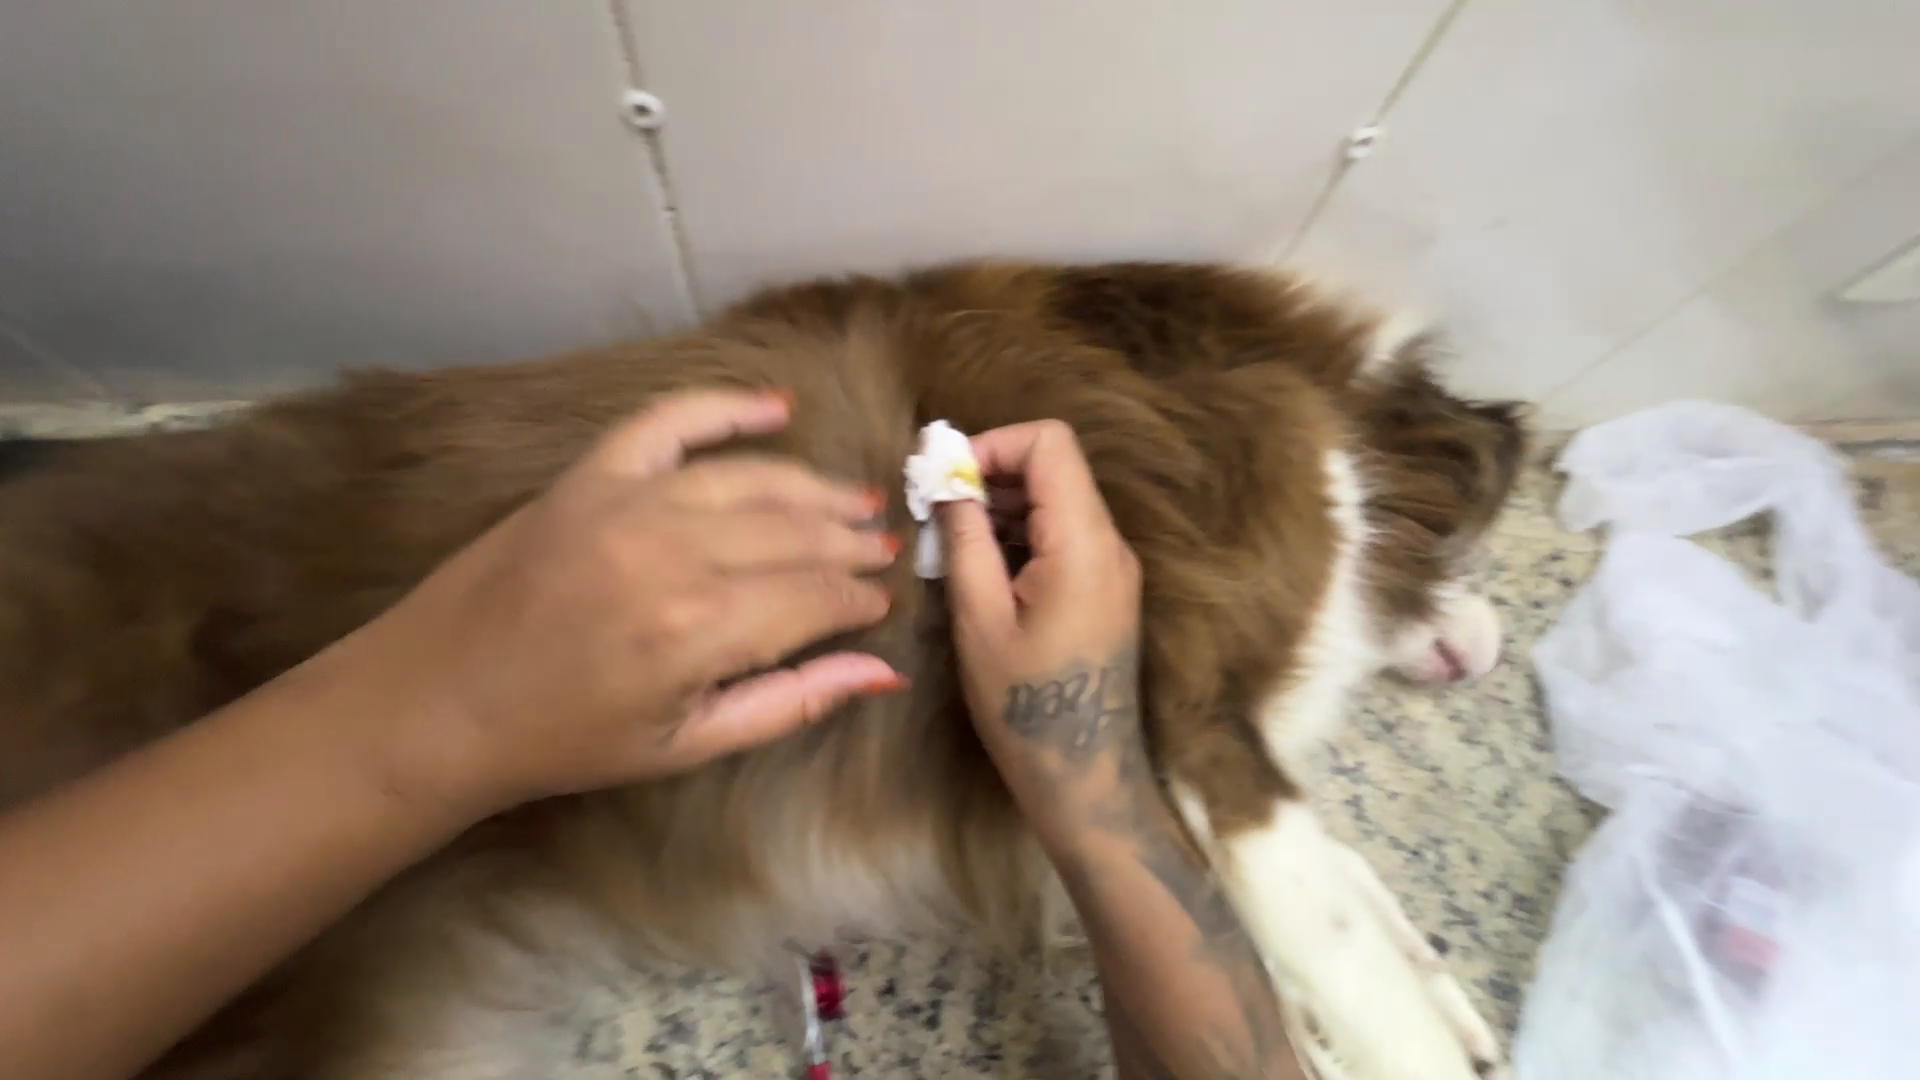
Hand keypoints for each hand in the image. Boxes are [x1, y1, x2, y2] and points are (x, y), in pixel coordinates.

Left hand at [332, 389, 905, 815]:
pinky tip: (778, 405)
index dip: (860, 598)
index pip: (816, 596)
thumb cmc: (568, 741)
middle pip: (796, 533)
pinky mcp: (590, 475)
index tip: (882, 602)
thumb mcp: (690, 744)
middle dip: (851, 542)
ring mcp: (628, 501)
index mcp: (699, 629)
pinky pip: (671, 420)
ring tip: (859, 499)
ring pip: (755, 479)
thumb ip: (794, 703)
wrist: (432, 705)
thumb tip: (884, 674)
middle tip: (886, 546)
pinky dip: (728, 406)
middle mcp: (674, 551)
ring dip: (817, 488)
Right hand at [937, 421, 1144, 836]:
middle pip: (1055, 467)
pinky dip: (1021, 531)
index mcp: (1084, 542)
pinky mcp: (1106, 585)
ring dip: (1003, 503)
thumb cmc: (1023, 701)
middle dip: (992, 472)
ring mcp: (1113, 565)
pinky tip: (983, 560)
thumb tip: (947, 479)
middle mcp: (1111, 542)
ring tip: (952, 536)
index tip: (948, 478)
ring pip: (1057, 498)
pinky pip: (1063, 533)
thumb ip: (965, 536)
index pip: (1050, 443)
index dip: (994, 443)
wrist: (1083, 773)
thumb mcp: (980, 616)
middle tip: (938, 508)